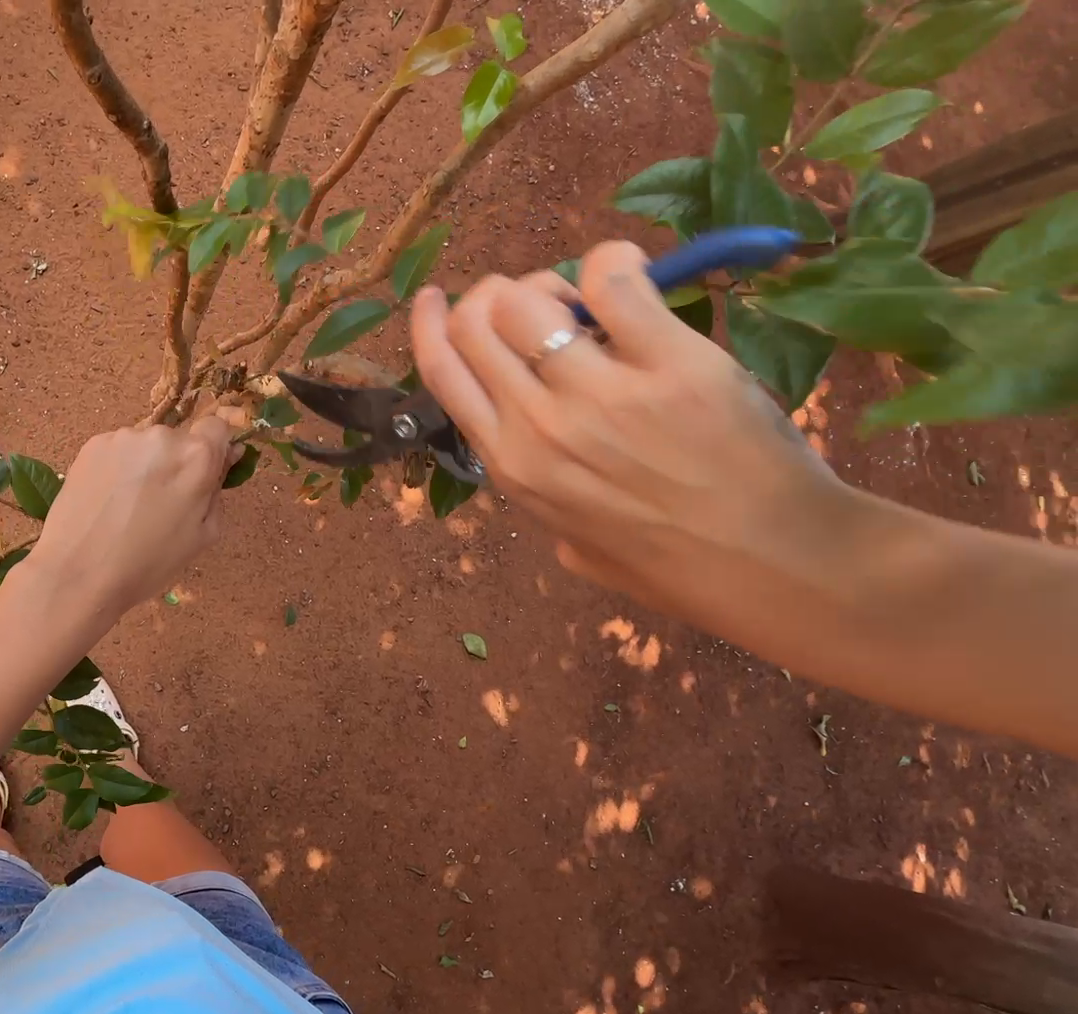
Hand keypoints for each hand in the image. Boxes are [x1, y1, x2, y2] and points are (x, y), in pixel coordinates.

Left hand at [26, 417, 235, 613]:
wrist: (79, 573)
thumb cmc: (148, 564)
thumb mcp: (202, 536)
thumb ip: (217, 490)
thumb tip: (224, 458)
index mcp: (197, 457)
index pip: (217, 428)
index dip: (213, 450)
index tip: (202, 474)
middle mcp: (162, 436)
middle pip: (178, 440)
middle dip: (174, 465)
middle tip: (158, 504)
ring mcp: (123, 438)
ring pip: (144, 446)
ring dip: (143, 466)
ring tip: (125, 506)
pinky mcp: (92, 445)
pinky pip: (116, 451)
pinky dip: (115, 469)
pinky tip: (104, 501)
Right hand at [409, 241, 852, 623]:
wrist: (768, 564)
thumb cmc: (666, 565)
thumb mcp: (570, 543)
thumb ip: (539, 497)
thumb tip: (533, 460)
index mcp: (508, 464)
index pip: (441, 373)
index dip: (428, 324)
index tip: (431, 299)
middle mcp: (535, 425)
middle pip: (474, 324)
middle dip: (491, 295)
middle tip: (534, 301)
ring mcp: (598, 393)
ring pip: (528, 299)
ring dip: (549, 284)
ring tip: (585, 300)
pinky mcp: (668, 363)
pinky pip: (613, 283)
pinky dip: (612, 264)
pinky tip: (630, 272)